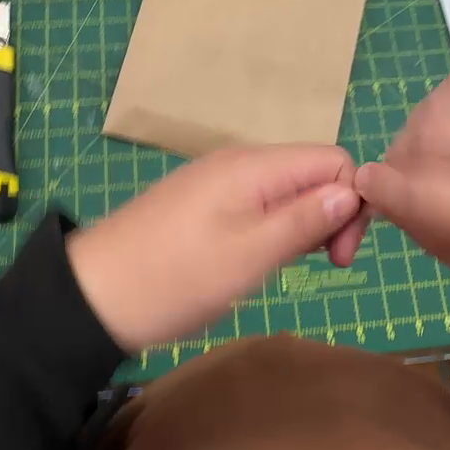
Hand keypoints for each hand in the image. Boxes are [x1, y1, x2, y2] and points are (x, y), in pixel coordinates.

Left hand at [66, 144, 366, 351]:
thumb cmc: (177, 277)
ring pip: (287, 187)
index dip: (352, 200)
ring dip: (304, 222)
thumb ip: (304, 219)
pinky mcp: (206, 199)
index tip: (341, 255)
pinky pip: (260, 200)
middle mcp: (241, 161)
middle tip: (323, 265)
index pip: (333, 158)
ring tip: (290, 265)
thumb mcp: (249, 255)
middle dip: (331, 212)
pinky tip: (263, 258)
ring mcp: (220, 179)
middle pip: (312, 170)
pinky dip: (276, 225)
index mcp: (254, 166)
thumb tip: (353, 189)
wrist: (96, 292)